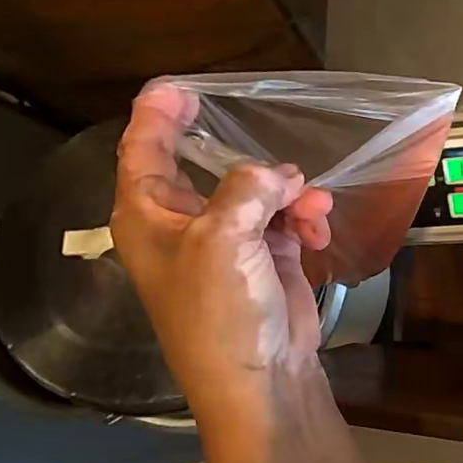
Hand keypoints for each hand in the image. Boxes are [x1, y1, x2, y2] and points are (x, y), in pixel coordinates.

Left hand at [112, 81, 333, 415]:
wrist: (261, 375)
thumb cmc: (221, 310)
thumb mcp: (222, 240)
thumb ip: (246, 189)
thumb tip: (281, 175)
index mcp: (150, 216)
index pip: (143, 151)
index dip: (157, 115)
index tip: (179, 87)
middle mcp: (186, 224)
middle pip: (214, 168)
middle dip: (253, 164)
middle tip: (283, 164)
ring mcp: (230, 241)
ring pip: (261, 192)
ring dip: (292, 195)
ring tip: (315, 209)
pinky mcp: (268, 257)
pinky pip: (286, 218)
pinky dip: (305, 219)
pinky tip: (319, 231)